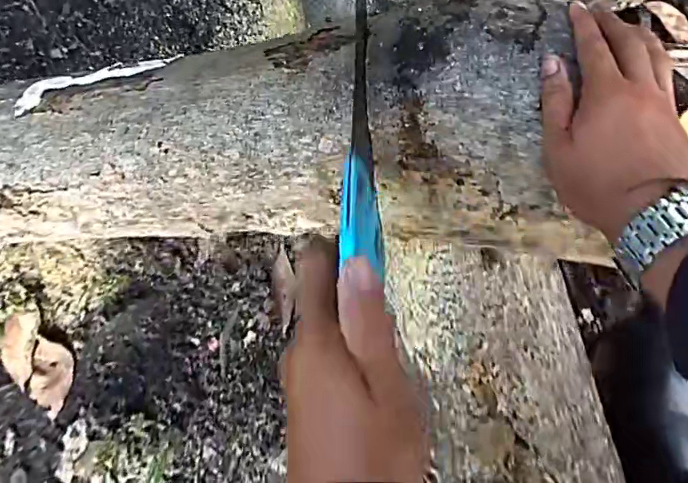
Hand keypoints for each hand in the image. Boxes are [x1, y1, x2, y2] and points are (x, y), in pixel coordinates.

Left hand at [281, 238, 427, 482]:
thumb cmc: (372, 457)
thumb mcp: (386, 387)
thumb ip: (369, 321)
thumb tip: (357, 259)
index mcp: (315, 339)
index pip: (316, 262)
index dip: (343, 239)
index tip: (370, 229)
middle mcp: (298, 349)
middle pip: (320, 290)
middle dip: (352, 282)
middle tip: (390, 293)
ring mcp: (298, 374)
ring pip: (325, 320)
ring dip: (352, 314)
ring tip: (388, 332)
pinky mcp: (306, 396)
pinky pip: (325, 348)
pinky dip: (347, 340)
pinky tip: (373, 366)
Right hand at [540, 2, 687, 239]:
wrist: (652, 216)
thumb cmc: (596, 183)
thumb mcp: (558, 147)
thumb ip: (555, 100)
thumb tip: (552, 63)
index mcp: (607, 92)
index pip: (594, 45)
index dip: (584, 23)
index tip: (576, 7)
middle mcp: (639, 88)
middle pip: (629, 42)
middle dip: (612, 22)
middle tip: (598, 12)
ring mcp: (662, 103)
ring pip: (656, 55)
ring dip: (639, 35)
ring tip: (627, 27)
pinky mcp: (677, 119)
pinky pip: (668, 75)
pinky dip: (656, 58)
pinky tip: (651, 61)